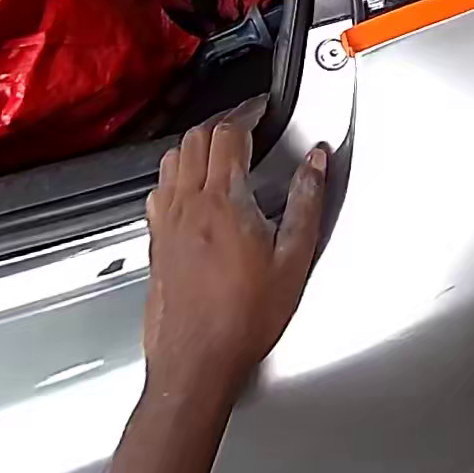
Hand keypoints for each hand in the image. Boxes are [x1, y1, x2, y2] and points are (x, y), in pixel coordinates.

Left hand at [143, 118, 327, 399]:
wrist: (196, 365)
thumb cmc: (244, 317)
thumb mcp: (294, 257)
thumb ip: (307, 200)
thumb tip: (316, 161)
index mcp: (223, 202)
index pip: (228, 133)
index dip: (247, 111)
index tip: (261, 107)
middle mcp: (188, 205)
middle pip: (196, 138)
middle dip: (223, 119)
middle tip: (245, 118)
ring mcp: (167, 223)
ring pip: (171, 158)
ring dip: (196, 140)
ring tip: (220, 142)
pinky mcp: (156, 242)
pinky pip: (158, 188)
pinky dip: (175, 170)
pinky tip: (189, 183)